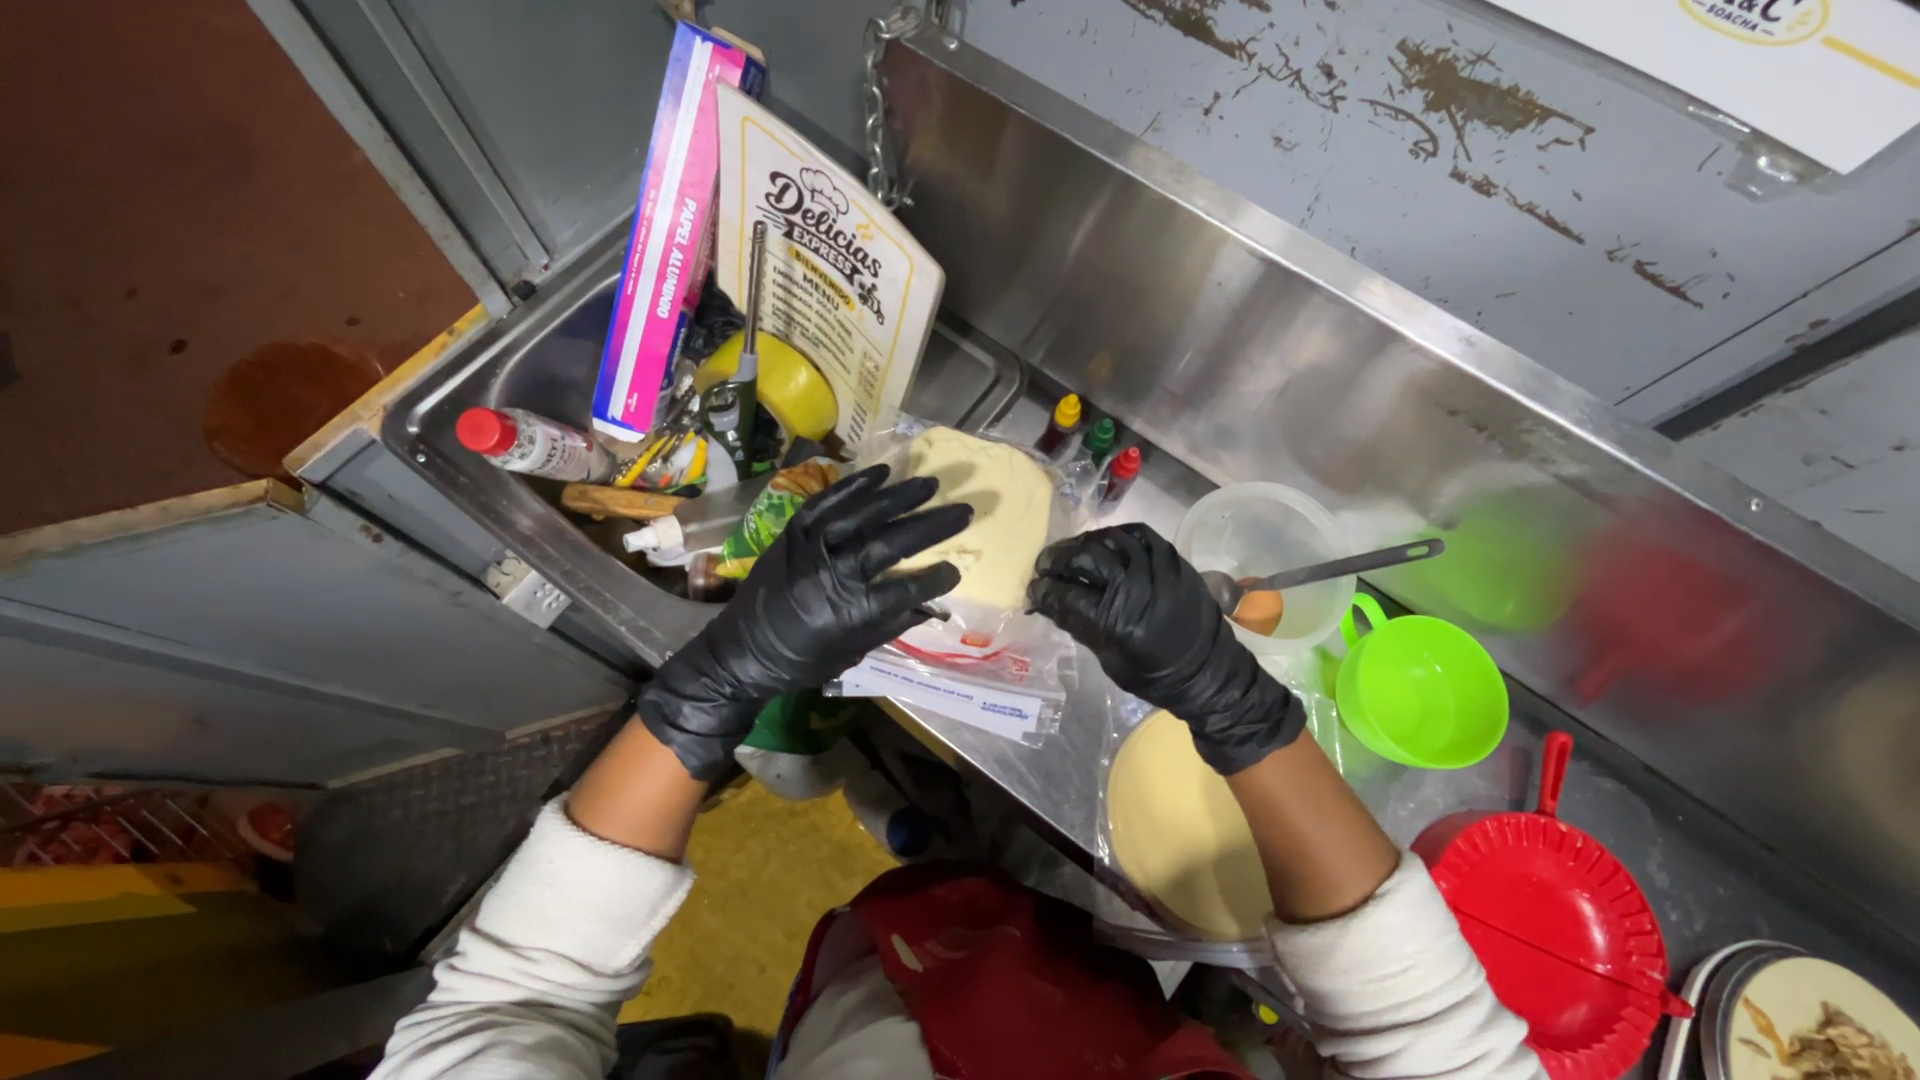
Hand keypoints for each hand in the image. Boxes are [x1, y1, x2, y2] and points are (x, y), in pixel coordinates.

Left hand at [638, 464, 969, 779]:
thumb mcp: (851, 654)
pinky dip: (855, 486)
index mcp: (850, 612)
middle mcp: (833, 573)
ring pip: (862, 514)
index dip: (935, 578)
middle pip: (892, 543)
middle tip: (963, 511)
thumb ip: (892, 625)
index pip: (905, 590)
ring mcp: (811, 546)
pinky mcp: (793, 531)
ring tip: (929, 485)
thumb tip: (931, 605)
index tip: (956, 569)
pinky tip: (882, 474)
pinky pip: (828, 501)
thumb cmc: (801, 661)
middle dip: (931, 525)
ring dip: (899, 497)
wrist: (741, 651)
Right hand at [1028, 523, 1303, 774]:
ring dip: (1083, 544)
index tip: (1032, 589)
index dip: (1045, 590)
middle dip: (1059, 559)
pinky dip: (1115, 536)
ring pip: (1110, 539)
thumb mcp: (1108, 658)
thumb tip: (1048, 601)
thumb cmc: (1154, 676)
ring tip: (1069, 552)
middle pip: (1086, 558)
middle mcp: (1137, 587)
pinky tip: (1102, 544)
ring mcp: (1158, 568)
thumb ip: (1078, 624)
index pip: (1068, 594)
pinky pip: (1139, 535)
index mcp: (1118, 620)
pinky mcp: (1174, 559)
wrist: (1209, 672)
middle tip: (1045, 565)